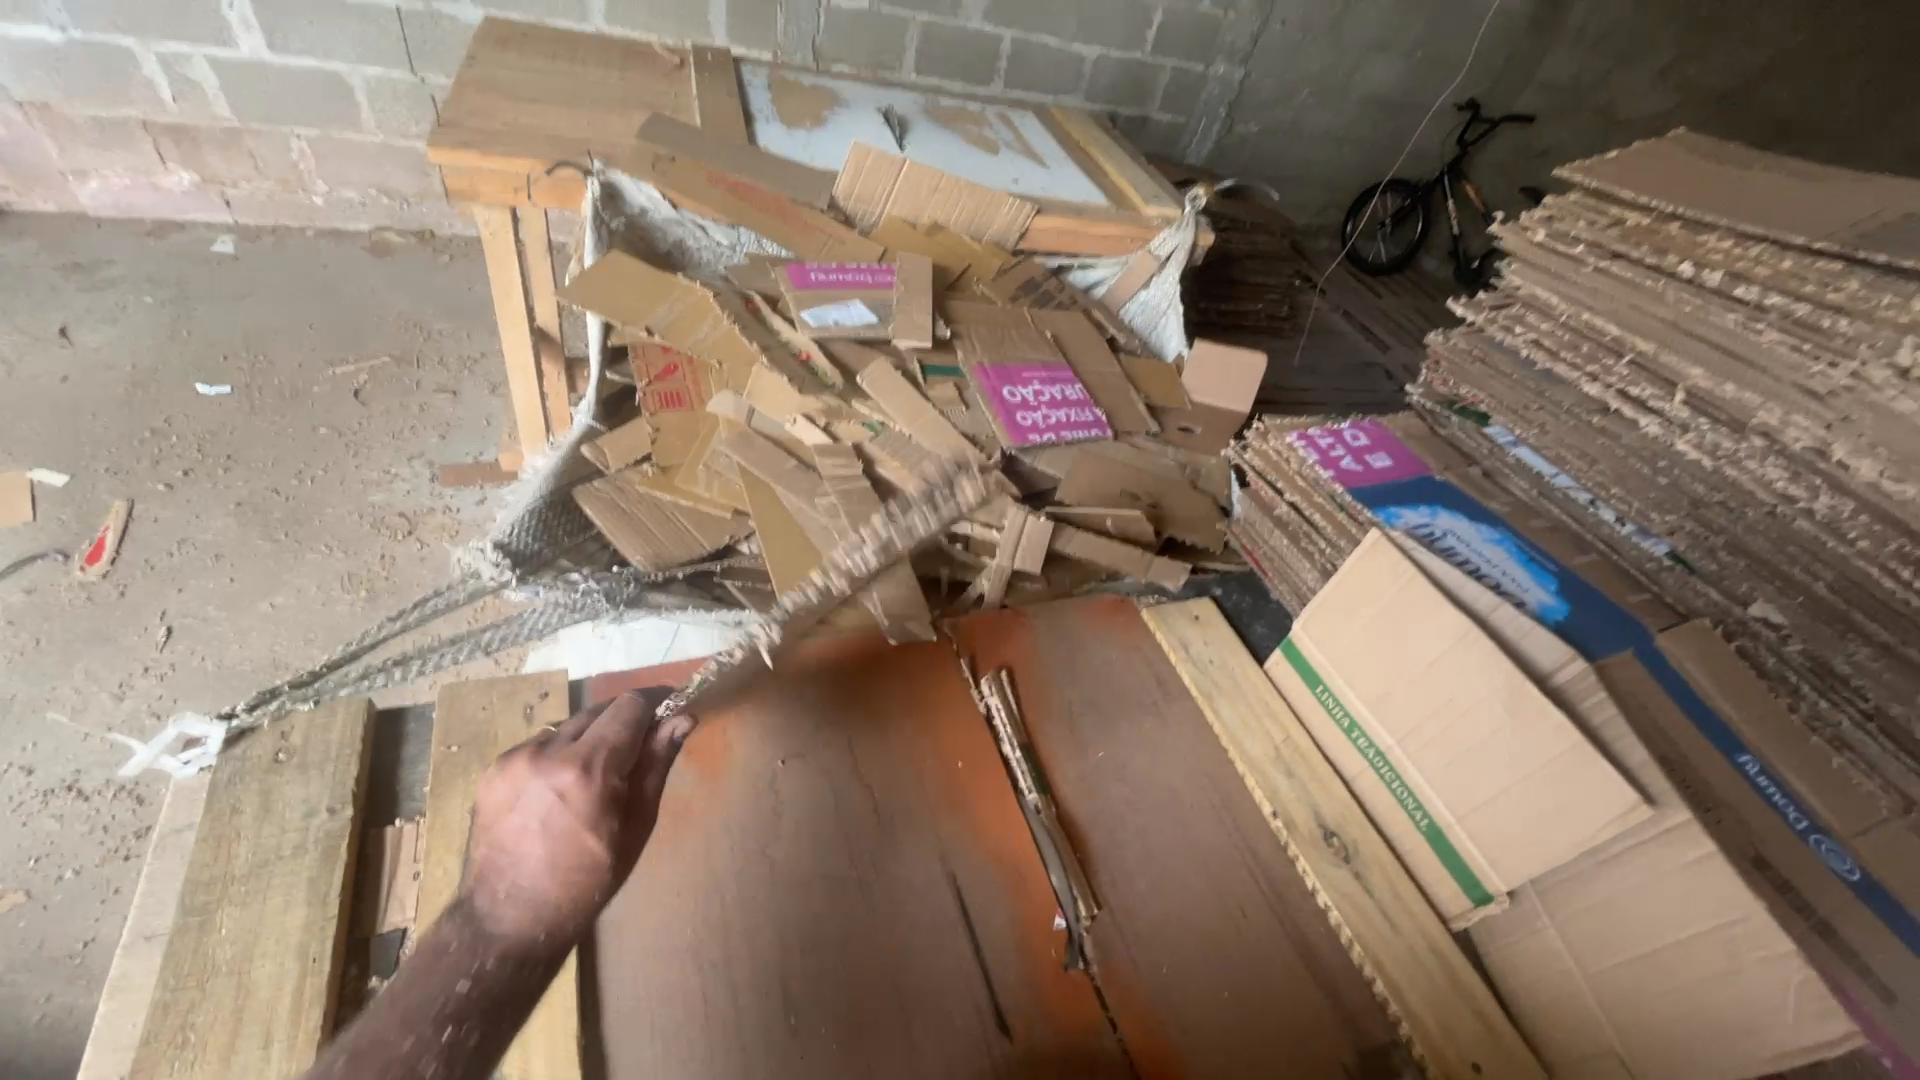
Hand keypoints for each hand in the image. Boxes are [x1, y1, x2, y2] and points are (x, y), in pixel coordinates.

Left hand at [458, 688, 692, 952]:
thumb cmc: (587, 880)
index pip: (631, 704)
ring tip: (593, 780)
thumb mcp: (638, 824)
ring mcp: (515, 759)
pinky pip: (540, 745)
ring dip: (590, 739)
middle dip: (624, 723)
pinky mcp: (493, 769)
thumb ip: (657, 763)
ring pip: (569, 726)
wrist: (507, 920)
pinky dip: (559, 756)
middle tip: (636, 753)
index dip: (656, 704)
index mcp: (590, 768)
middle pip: (600, 709)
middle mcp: (549, 752)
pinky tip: (558, 792)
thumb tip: (684, 718)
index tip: (669, 713)